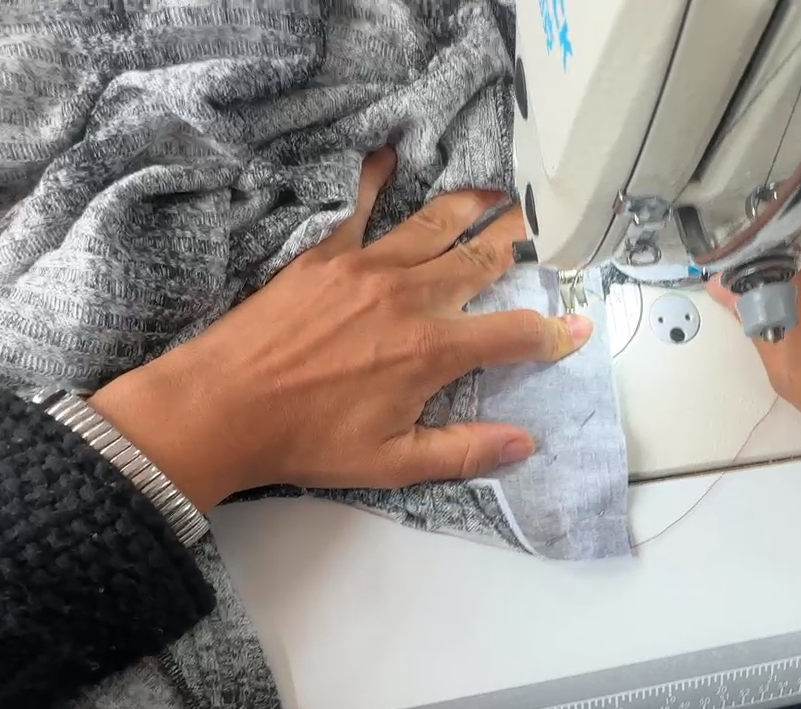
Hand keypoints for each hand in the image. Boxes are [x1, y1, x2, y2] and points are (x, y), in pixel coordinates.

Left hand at [90, 148, 592, 511]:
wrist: (223, 407)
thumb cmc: (308, 439)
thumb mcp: (396, 462)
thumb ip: (466, 450)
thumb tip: (524, 444)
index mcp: (432, 351)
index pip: (514, 335)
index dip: (554, 333)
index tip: (578, 329)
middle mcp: (409, 297)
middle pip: (484, 260)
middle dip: (524, 245)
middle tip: (549, 228)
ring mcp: (366, 267)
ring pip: (437, 223)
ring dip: (474, 207)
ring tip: (499, 194)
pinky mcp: (326, 254)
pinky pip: (361, 204)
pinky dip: (379, 177)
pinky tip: (393, 155)